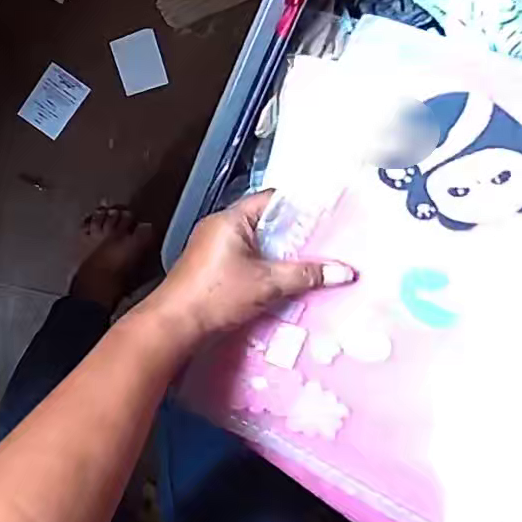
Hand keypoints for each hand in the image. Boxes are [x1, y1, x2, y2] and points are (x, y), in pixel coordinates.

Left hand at [132, 190, 354, 346]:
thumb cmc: (217, 294)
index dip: (300, 204)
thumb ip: (306, 274)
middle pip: (264, 221)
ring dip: (281, 251)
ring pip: (256, 241)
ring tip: (314, 259)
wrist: (176, 322)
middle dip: (295, 231)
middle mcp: (219, 226)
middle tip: (328, 240)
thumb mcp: (267, 283)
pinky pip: (245, 256)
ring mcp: (213, 246)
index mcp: (230, 219)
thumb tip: (345, 271)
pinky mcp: (211, 265)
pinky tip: (286, 277)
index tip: (328, 213)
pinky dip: (265, 264)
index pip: (270, 199)